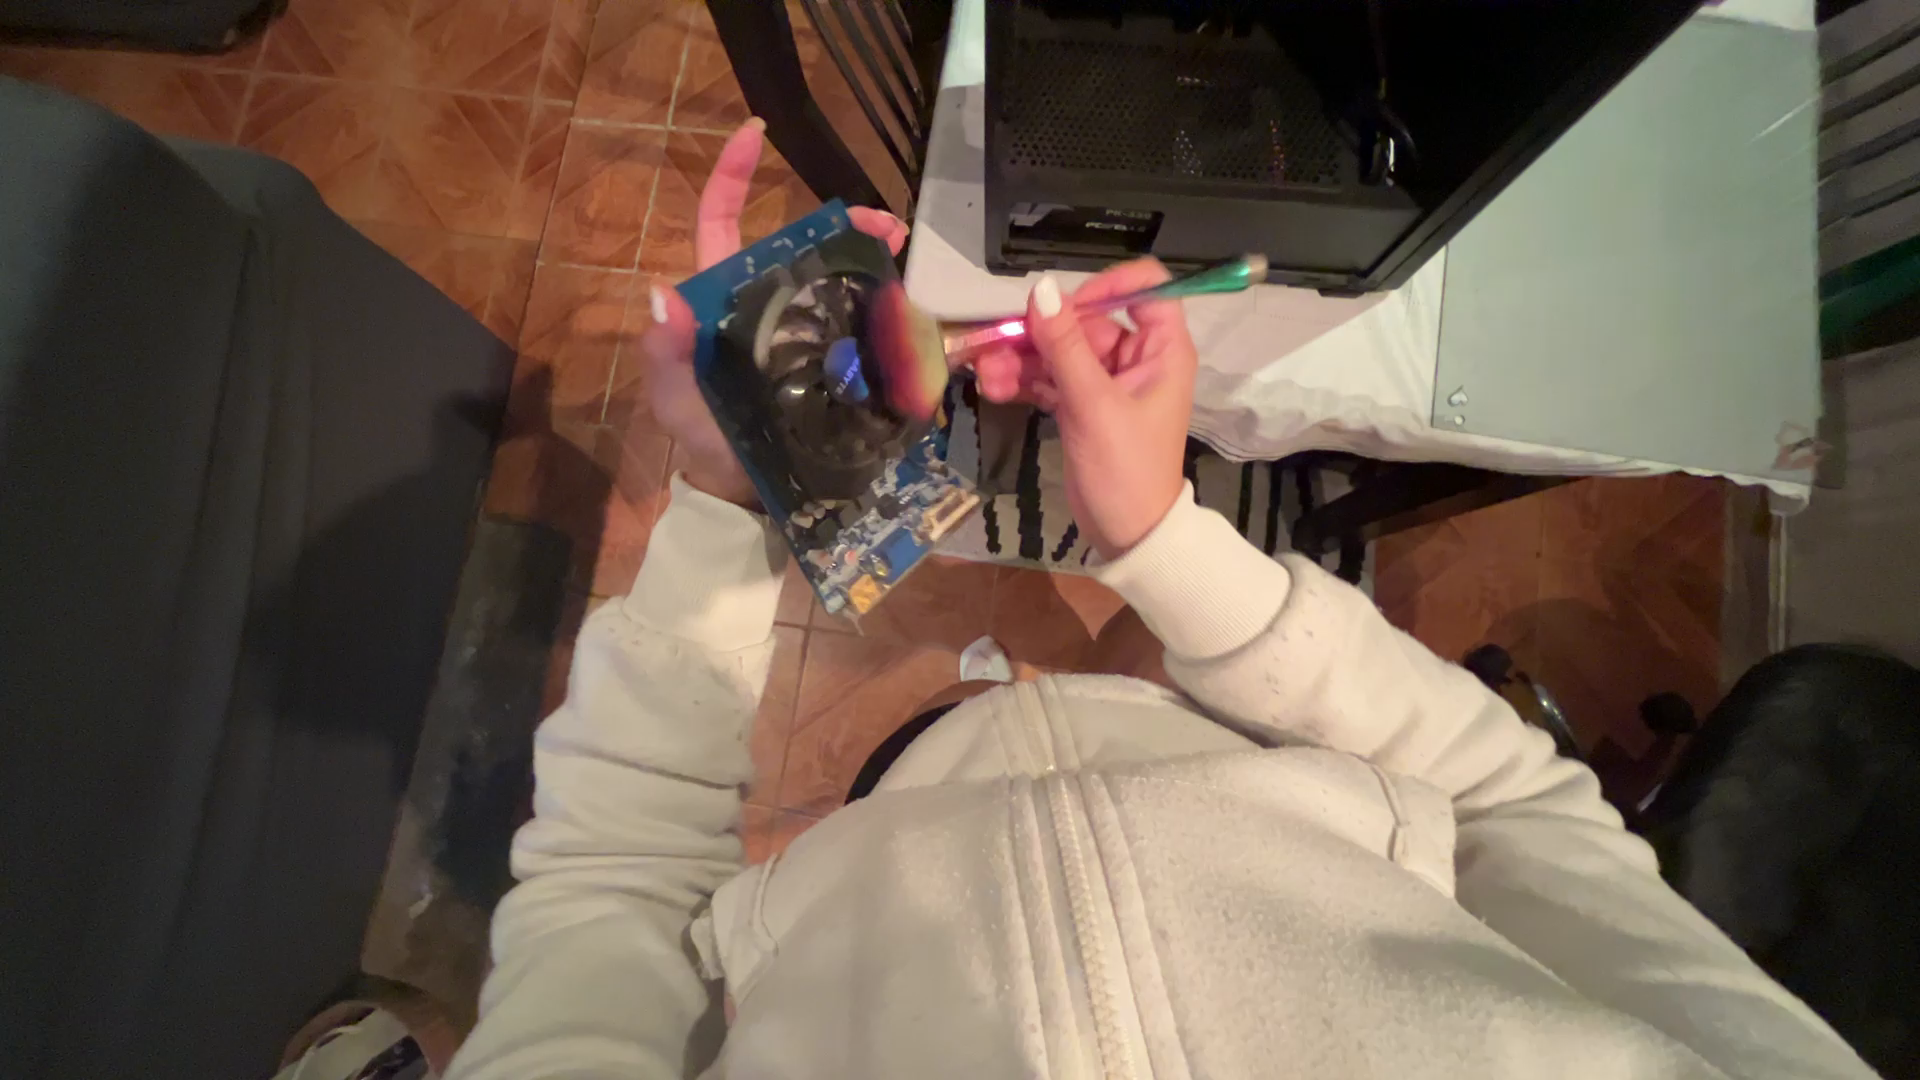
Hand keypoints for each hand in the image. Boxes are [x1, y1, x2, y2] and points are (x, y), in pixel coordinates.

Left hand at [640, 118, 908, 507]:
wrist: (746, 491)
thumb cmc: (705, 440)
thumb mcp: (674, 401)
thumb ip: (664, 356)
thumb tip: (663, 295)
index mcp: (722, 300)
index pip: (723, 226)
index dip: (734, 178)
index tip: (759, 134)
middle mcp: (765, 307)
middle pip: (799, 248)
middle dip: (840, 224)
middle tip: (884, 225)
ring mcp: (803, 335)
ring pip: (836, 281)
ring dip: (871, 261)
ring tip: (904, 252)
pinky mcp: (833, 366)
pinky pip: (860, 330)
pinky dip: (887, 313)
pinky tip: (913, 308)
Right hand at [976, 260, 1196, 557]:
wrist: (1126, 532)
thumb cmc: (1125, 468)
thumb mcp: (1094, 405)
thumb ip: (1065, 347)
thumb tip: (1042, 290)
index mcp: (1161, 349)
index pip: (1144, 289)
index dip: (1106, 286)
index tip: (1064, 304)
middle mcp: (1135, 358)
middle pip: (1086, 322)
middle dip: (1041, 333)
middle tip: (998, 342)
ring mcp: (1105, 382)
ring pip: (1060, 352)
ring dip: (1022, 359)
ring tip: (985, 373)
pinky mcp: (1080, 405)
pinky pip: (1050, 380)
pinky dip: (1024, 382)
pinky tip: (994, 387)